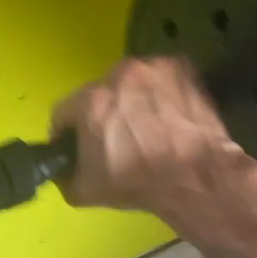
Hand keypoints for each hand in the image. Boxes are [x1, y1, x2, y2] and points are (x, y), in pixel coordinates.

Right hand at [50, 57, 256, 243]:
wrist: (195, 173)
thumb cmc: (134, 182)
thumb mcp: (82, 192)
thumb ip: (63, 175)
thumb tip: (63, 168)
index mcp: (89, 102)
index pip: (61, 113)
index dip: (64, 134)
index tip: (75, 148)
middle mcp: (118, 74)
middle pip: (96, 94)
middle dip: (99, 114)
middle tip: (113, 140)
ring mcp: (153, 66)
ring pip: (128, 84)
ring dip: (128, 100)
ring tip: (143, 127)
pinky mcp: (182, 65)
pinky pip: (157, 78)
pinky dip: (156, 93)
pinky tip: (165, 115)